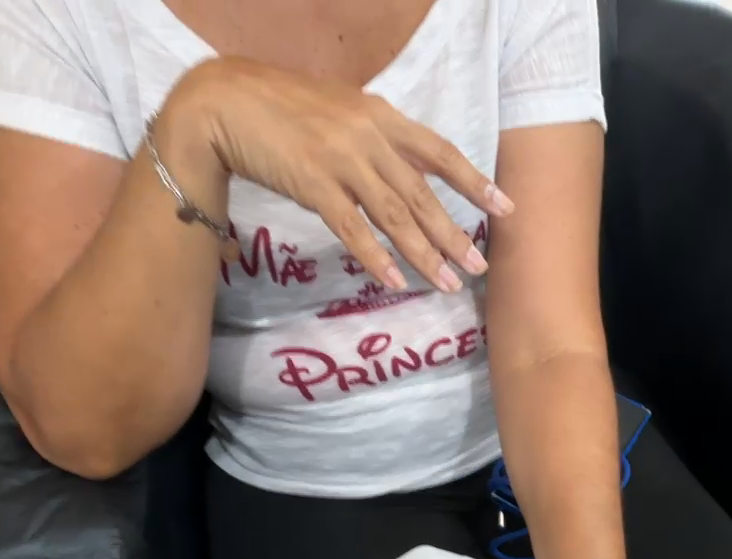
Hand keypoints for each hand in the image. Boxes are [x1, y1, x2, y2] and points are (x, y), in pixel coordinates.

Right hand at [160, 57, 511, 293]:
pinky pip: (352, 229)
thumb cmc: (285, 109)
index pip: (440, 151)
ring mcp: (342, 160)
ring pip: (395, 215)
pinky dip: (375, 257)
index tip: (504, 208)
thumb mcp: (343, 114)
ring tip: (448, 283)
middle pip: (422, 194)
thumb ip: (378, 141)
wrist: (227, 101)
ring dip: (423, 254)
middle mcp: (369, 137)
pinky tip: (394, 280)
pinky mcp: (314, 184)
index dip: (474, 181)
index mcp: (382, 117)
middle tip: (478, 267)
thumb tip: (407, 173)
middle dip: (453, 234)